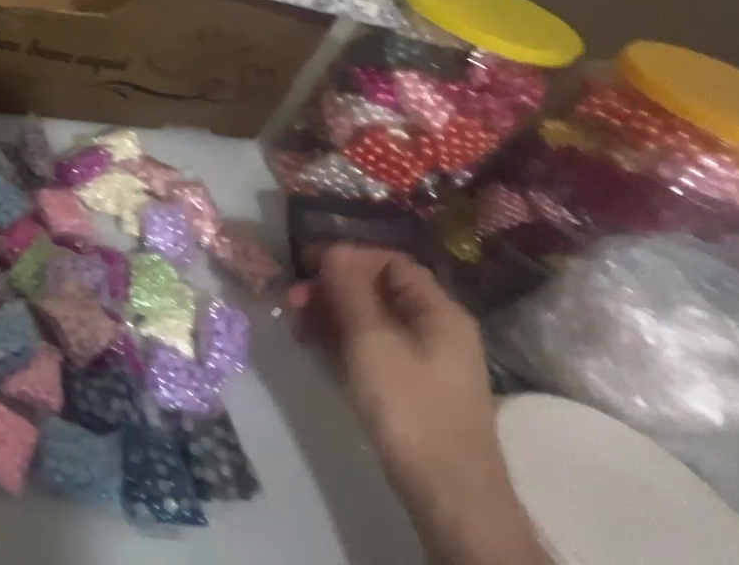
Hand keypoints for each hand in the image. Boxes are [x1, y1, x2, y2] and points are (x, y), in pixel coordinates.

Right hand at [291, 246, 547, 564]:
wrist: (447, 489)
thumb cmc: (409, 406)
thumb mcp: (372, 341)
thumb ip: (350, 290)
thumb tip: (334, 248)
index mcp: (439, 311)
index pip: (391, 262)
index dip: (347, 256)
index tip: (304, 263)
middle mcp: (435, 328)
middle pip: (377, 289)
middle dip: (331, 287)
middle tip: (292, 300)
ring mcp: (423, 358)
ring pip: (369, 318)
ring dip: (330, 313)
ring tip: (296, 325)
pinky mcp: (408, 384)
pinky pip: (370, 345)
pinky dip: (340, 339)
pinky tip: (313, 346)